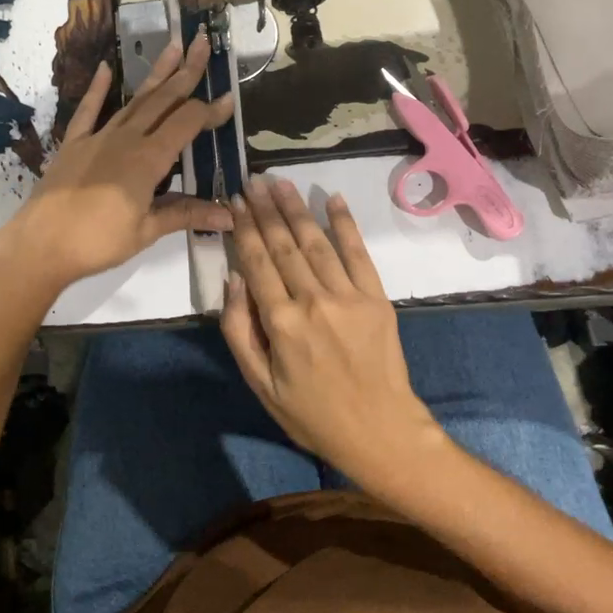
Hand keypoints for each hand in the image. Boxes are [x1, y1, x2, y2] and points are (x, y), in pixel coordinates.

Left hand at [0, 35, 234, 291]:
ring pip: (133, 100)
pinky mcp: (73, 145)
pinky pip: (88, 111)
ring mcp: (97, 138)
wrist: (42, 244)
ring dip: (155, 74)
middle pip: (162, 99)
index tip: (229, 99)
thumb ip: (186, 215)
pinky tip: (106, 68)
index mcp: (148, 159)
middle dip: (186, 72)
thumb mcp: (146, 231)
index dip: (210, 111)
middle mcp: (125, 138)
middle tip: (202, 42)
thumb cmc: (98, 242)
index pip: (186, 123)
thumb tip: (229, 215)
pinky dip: (98, 89)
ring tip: (172, 46)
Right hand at [221, 177, 447, 480]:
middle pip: (283, 245)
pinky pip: (358, 253)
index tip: (235, 202)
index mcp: (280, 323)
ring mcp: (348, 297)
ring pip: (316, 242)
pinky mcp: (376, 298)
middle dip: (265, 210)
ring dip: (296, 209)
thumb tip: (233, 280)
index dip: (244, 229)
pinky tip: (331, 199)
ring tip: (280, 182)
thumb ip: (239, 330)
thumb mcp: (260, 384)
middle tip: (253, 181)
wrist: (380, 432)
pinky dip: (345, 224)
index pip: (256, 263)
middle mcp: (312, 301)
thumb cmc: (312, 414)